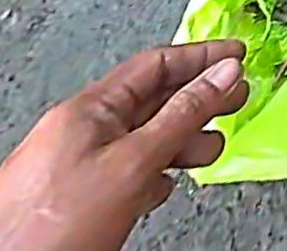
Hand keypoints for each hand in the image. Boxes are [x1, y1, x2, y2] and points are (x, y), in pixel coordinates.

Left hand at [0, 40, 248, 250]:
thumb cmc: (50, 232)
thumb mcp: (135, 162)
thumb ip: (186, 112)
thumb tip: (225, 71)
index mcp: (87, 109)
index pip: (156, 63)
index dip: (201, 57)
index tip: (236, 55)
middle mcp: (76, 131)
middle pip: (151, 99)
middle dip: (198, 98)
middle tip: (236, 97)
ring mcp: (68, 167)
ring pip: (139, 137)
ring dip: (180, 140)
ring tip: (210, 148)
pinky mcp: (65, 202)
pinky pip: (121, 169)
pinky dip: (152, 169)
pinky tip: (163, 184)